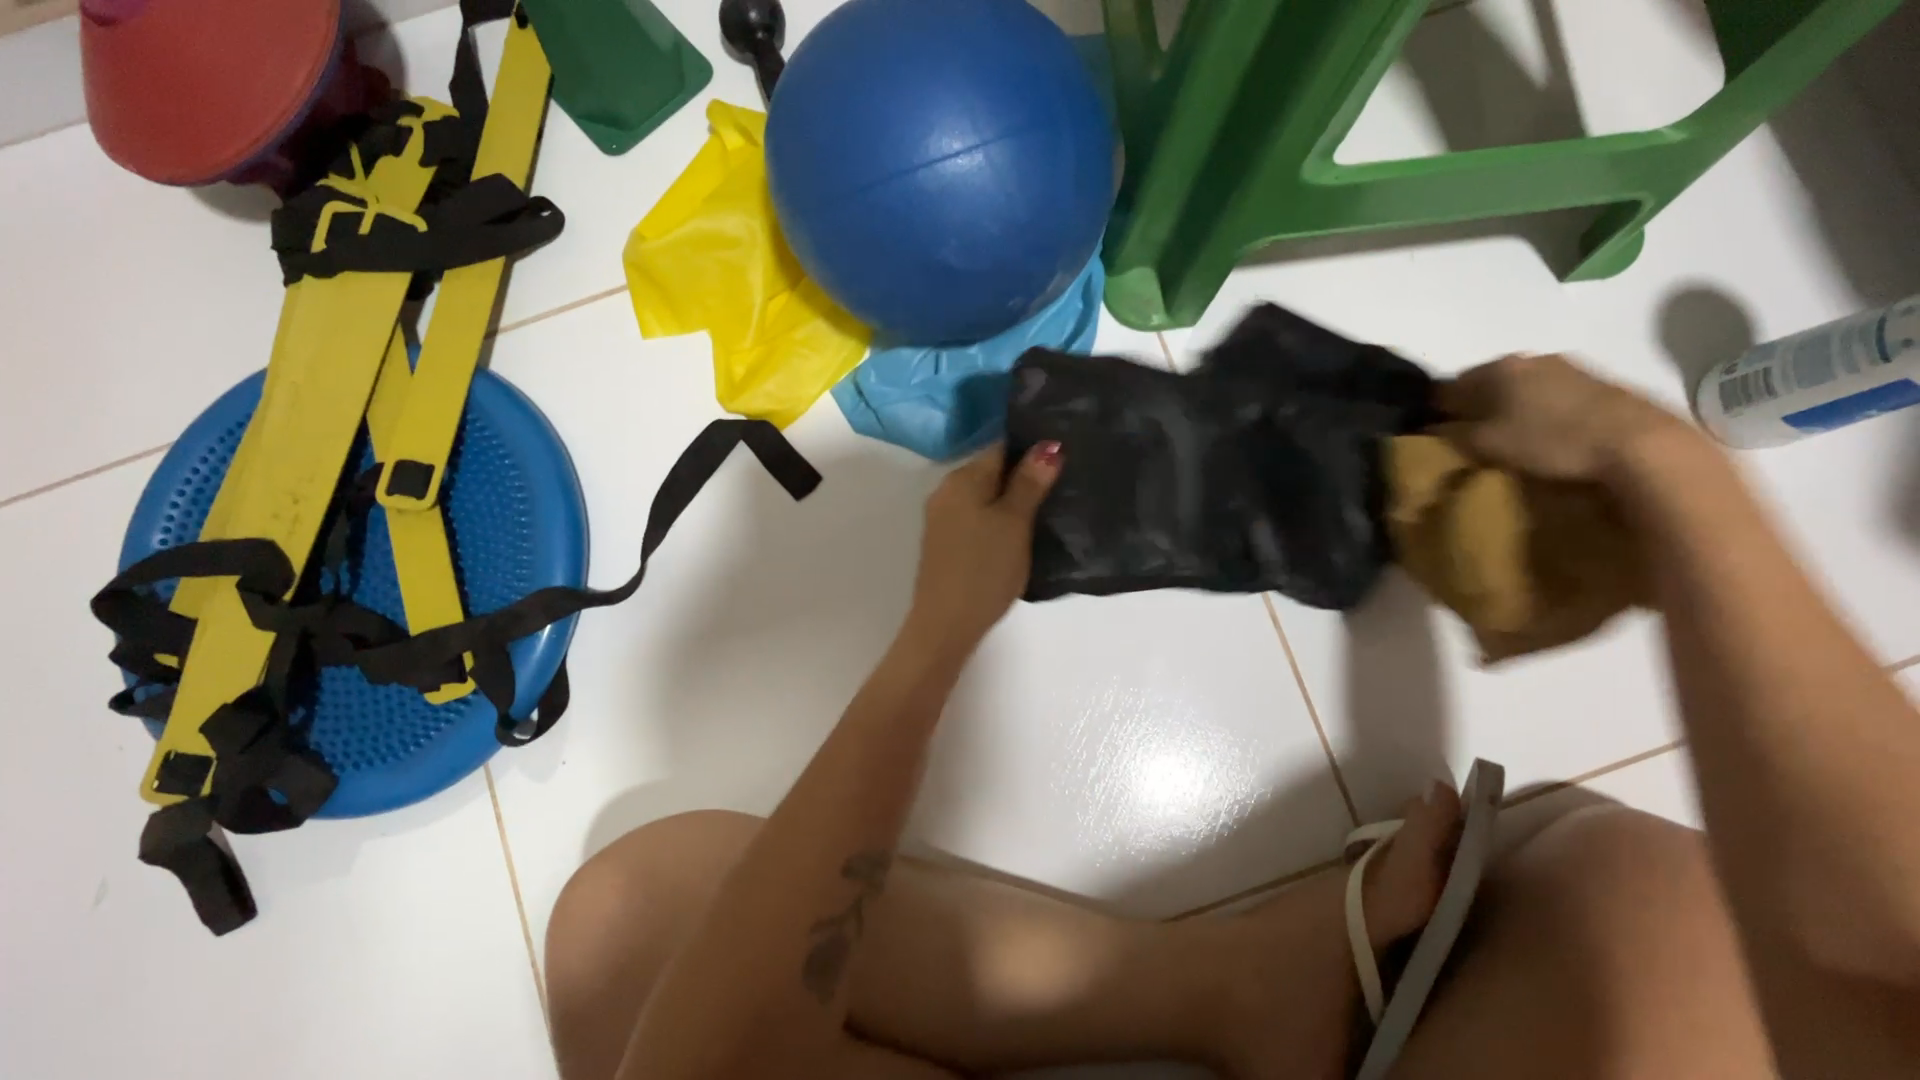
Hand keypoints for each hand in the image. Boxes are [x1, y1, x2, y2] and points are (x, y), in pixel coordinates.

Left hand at [904, 441, 1063, 650]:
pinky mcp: (945, 543)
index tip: (1064, 458)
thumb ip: (1030, 482)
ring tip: (1048, 510)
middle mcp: (946, 491)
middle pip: (992, 472)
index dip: (1033, 449)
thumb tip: (1048, 445)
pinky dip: (997, 521)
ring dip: (1012, 501)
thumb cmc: (985, 569)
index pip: (1002, 447)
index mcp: (962, 478)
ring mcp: (942, 518)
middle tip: (1064, 485)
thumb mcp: (1015, 523)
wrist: (946, 624)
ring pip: (984, 497)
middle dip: (1024, 476)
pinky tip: (1019, 536)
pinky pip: (976, 518)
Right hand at [1437, 354, 1697, 482]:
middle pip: (1487, 383)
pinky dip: (1540, 410)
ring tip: (1511, 439)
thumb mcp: (1487, 445)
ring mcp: (1568, 366)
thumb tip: (1434, 428)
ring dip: (1510, 408)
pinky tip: (1546, 434)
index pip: (1450, 385)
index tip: (1437, 434)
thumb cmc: (1551, 441)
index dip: (1438, 410)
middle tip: (1473, 439)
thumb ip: (1454, 434)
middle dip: (1476, 406)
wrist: (1638, 442)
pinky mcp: (1598, 382)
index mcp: (1498, 367)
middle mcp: (1530, 358)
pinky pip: (1550, 394)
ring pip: (1520, 387)